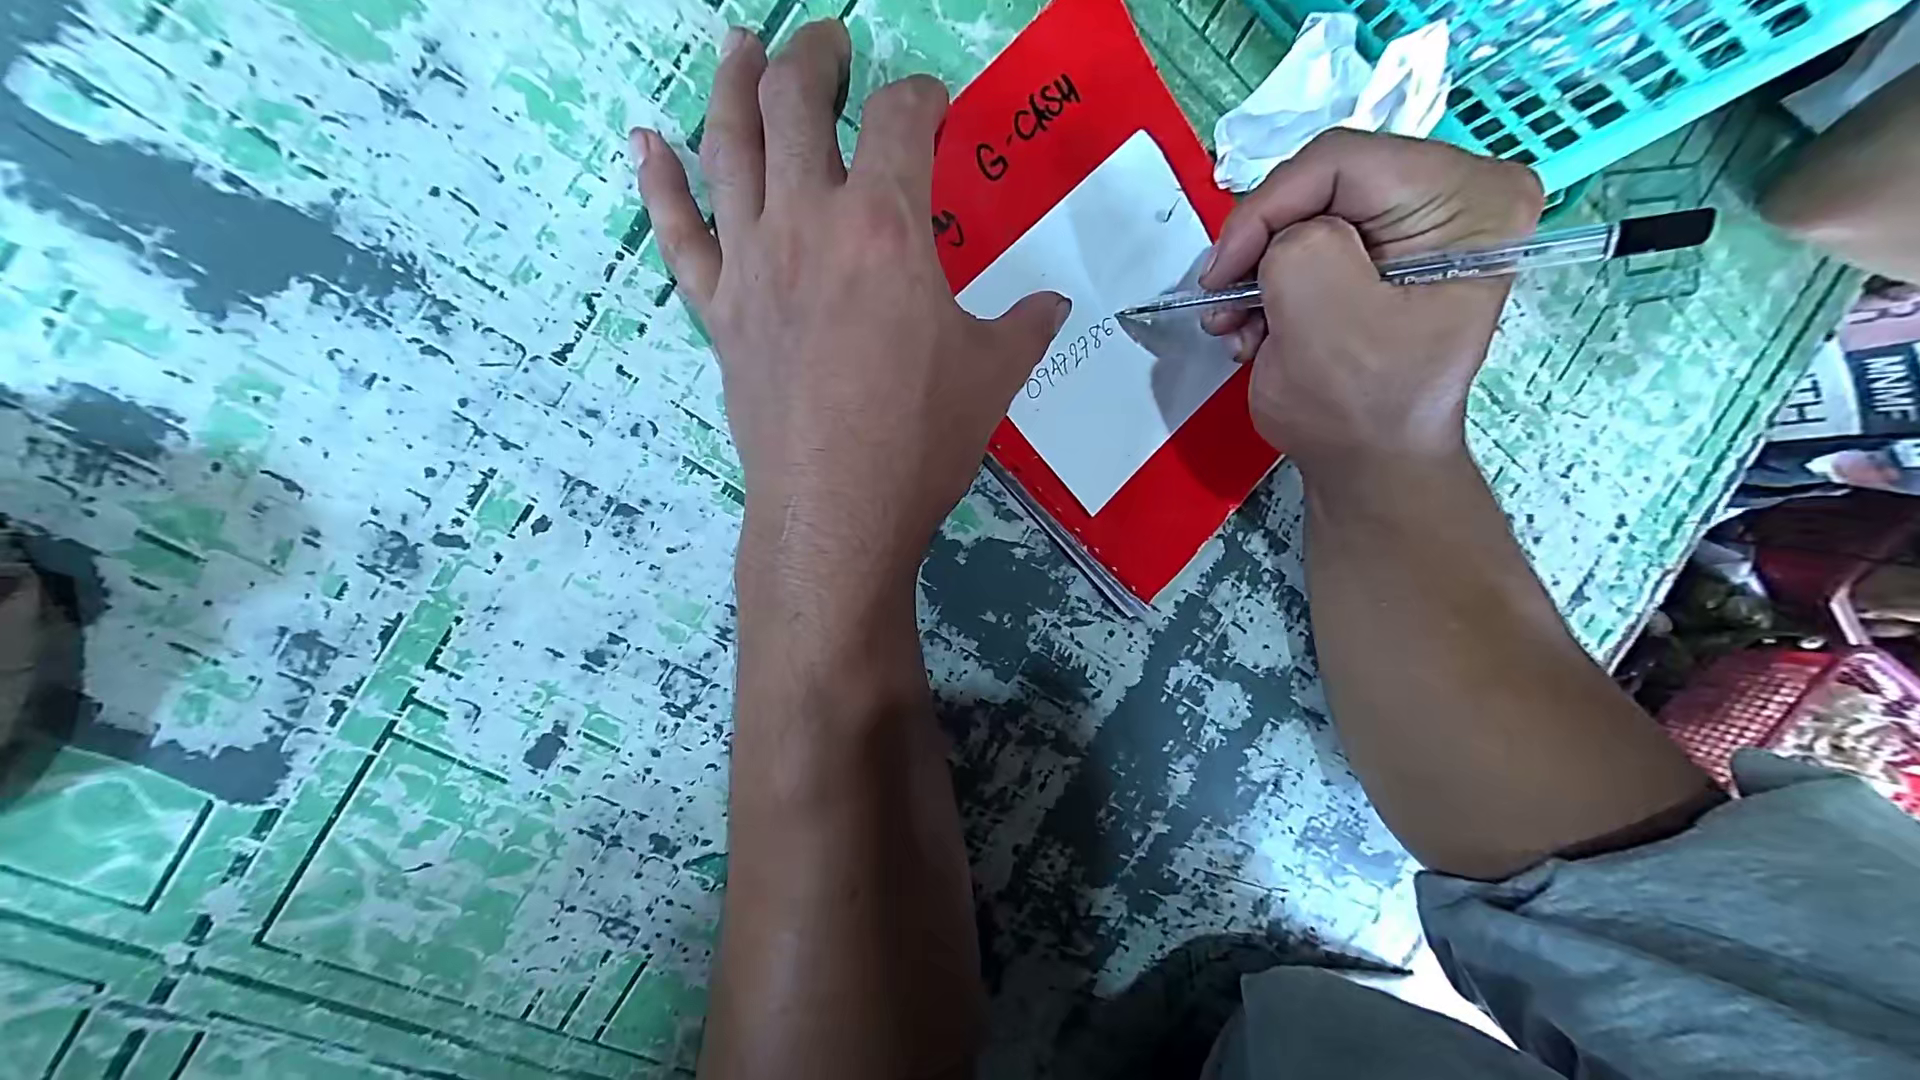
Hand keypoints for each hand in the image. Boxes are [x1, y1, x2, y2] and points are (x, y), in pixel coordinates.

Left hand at [632, 21, 1068, 610]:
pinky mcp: (719, 311)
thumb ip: (1026, 327)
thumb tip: (1054, 305)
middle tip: (833, 45)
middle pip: (798, 102)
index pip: (902, 121)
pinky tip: (646, 142)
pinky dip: (660, 183)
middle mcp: (809, 224)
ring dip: (735, 82)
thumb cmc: (921, 441)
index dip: (923, 97)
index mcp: (886, 229)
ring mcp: (753, 264)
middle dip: (820, 57)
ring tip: (743, 46)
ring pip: (727, 145)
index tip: (934, 106)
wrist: (837, 511)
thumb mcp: (993, 376)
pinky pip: (679, 233)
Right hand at [1199, 130, 1541, 475]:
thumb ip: (1297, 251)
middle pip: (1317, 187)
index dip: (1265, 211)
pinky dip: (1262, 289)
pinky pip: (1295, 249)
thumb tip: (1273, 242)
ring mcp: (1403, 230)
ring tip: (1237, 328)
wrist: (1365, 462)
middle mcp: (1444, 199)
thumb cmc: (1357, 406)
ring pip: (1296, 219)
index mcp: (1466, 200)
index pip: (1341, 162)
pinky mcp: (1367, 258)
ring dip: (1252, 276)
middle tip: (1224, 305)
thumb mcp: (1325, 320)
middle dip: (1256, 249)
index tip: (1220, 275)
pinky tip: (1255, 330)